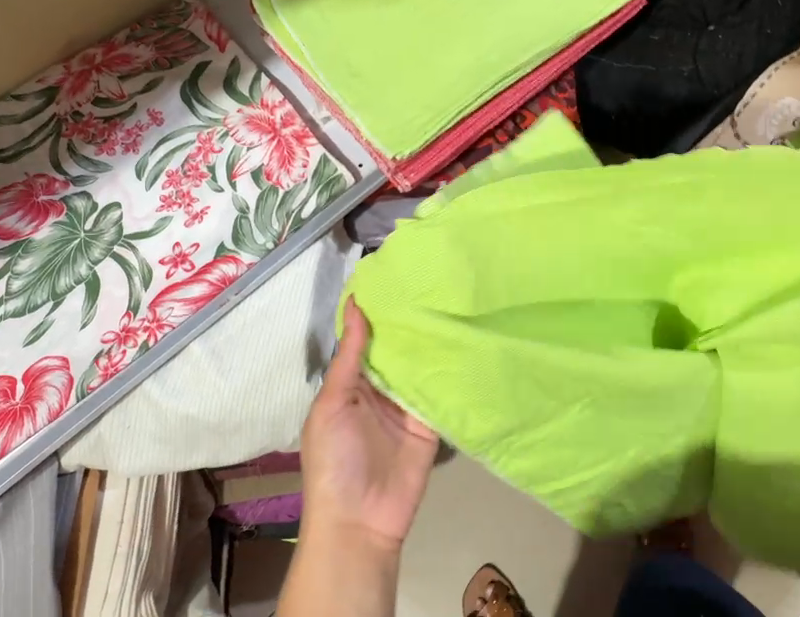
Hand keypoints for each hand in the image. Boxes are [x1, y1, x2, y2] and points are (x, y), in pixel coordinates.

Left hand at [300, 299, 439, 552]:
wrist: (360, 523)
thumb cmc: (334, 461)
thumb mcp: (332, 404)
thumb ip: (349, 357)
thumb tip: (355, 304)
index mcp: (352, 384)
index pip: (368, 339)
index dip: (379, 311)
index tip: (398, 275)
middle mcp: (381, 390)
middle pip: (398, 350)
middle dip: (411, 322)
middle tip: (435, 281)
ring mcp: (408, 406)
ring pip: (422, 366)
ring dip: (433, 342)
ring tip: (455, 299)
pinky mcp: (432, 424)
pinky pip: (442, 393)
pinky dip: (452, 372)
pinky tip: (467, 340)